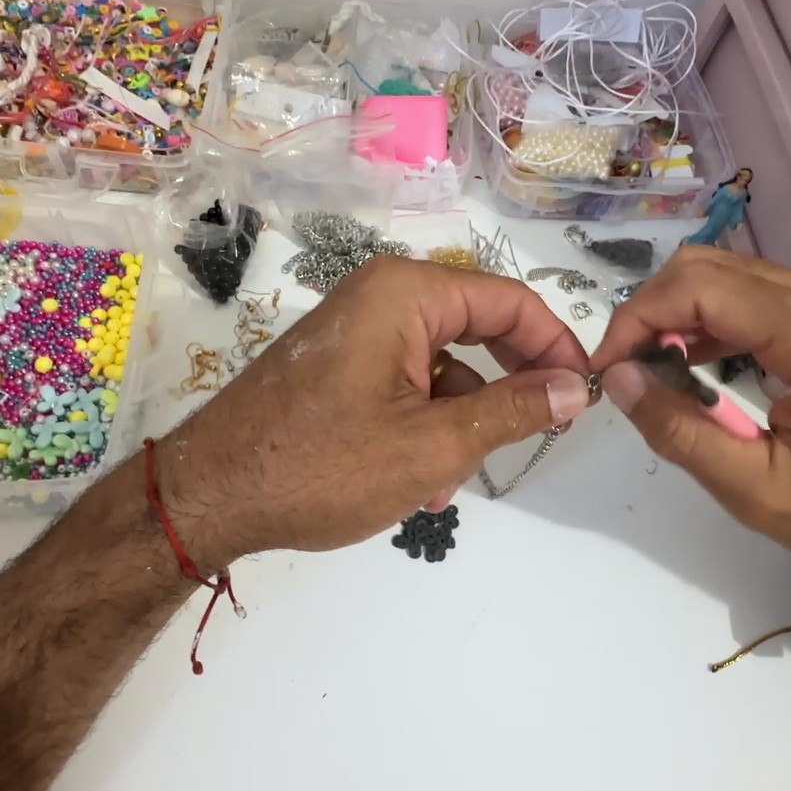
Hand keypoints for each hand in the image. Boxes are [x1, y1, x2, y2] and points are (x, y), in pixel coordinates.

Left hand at [159, 256, 591, 566]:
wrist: (209, 497)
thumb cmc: (322, 466)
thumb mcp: (433, 444)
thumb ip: (512, 410)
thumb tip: (573, 388)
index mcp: (404, 293)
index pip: (507, 300)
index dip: (554, 344)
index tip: (581, 393)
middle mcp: (380, 296)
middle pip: (475, 326)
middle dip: (506, 384)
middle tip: (538, 430)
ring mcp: (355, 330)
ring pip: (441, 363)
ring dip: (460, 418)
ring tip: (448, 481)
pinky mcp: (339, 364)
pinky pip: (405, 380)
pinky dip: (423, 422)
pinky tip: (417, 478)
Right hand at [587, 247, 790, 595]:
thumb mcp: (757, 492)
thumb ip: (679, 432)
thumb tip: (618, 377)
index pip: (704, 289)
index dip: (639, 318)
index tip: (608, 367)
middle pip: (710, 268)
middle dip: (651, 312)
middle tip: (626, 370)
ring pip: (727, 272)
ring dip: (676, 313)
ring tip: (652, 369)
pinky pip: (753, 290)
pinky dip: (708, 317)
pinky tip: (691, 359)